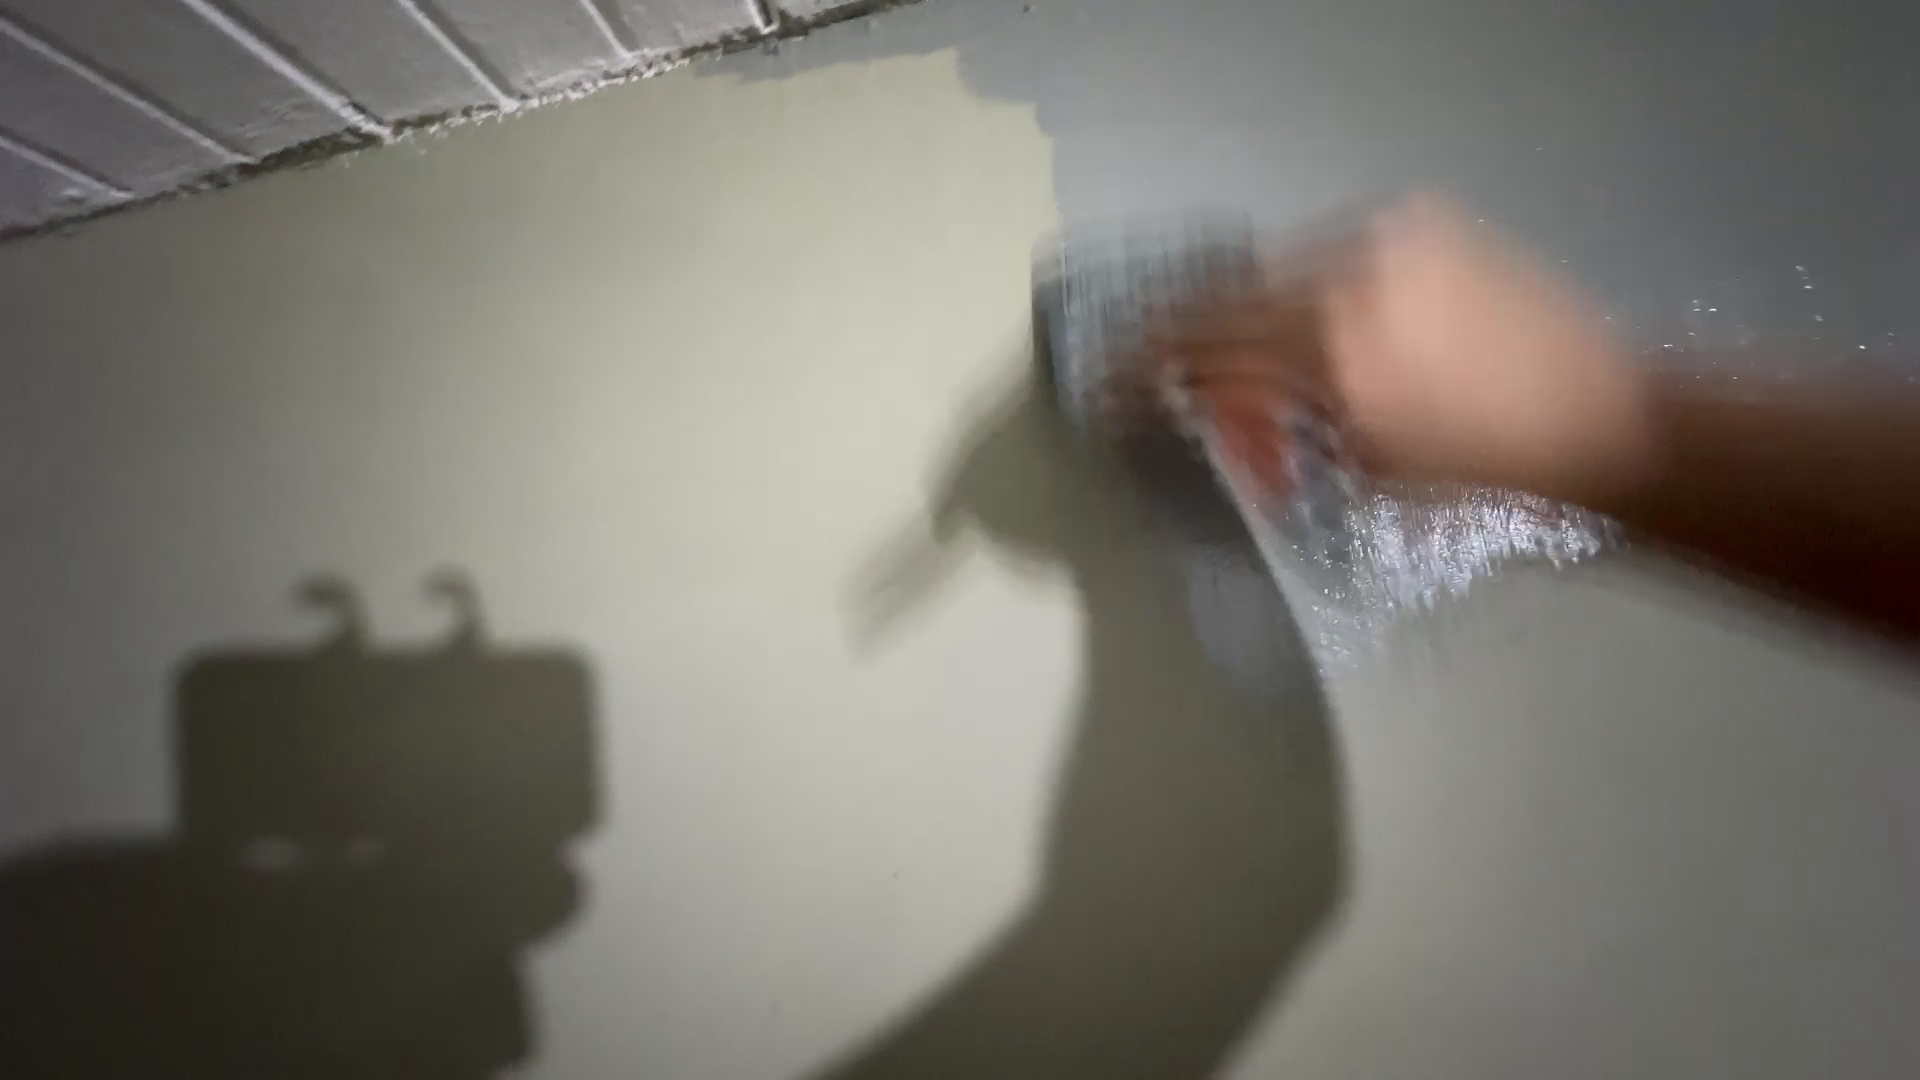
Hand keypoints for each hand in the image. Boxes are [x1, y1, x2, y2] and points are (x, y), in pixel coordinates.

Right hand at [1149, 196, 1654, 503]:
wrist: (1603, 420)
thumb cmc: (1470, 472)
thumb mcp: (1351, 464)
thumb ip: (1270, 417)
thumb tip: (1208, 395)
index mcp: (1330, 351)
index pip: (1204, 345)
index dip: (1145, 362)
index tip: (1105, 378)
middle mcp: (1348, 275)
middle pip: (1225, 294)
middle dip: (1180, 333)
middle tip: (1149, 361)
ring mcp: (1387, 237)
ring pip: (1269, 267)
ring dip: (1236, 311)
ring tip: (1226, 350)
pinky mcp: (1419, 222)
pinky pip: (1320, 251)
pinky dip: (1291, 287)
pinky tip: (1295, 321)